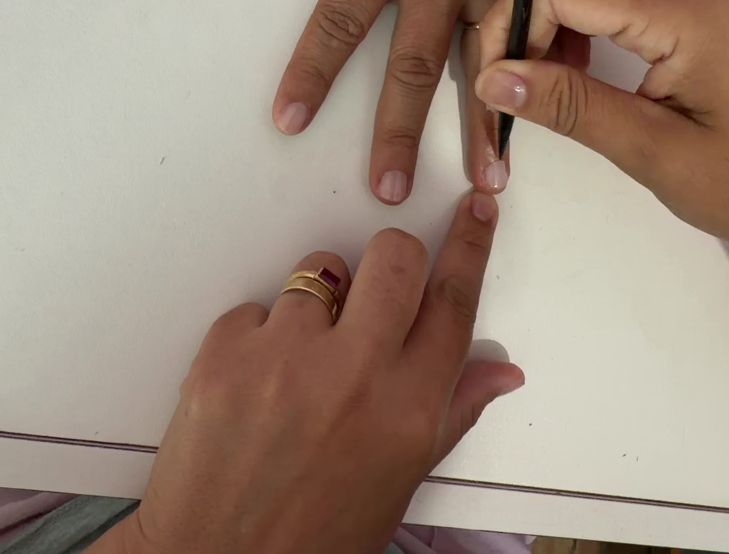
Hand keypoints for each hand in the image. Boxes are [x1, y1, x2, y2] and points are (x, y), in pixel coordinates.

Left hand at [102, 192, 523, 553]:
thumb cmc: (315, 535)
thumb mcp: (399, 481)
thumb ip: (451, 412)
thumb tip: (502, 368)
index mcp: (407, 412)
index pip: (454, 301)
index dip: (470, 244)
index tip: (474, 208)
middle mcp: (353, 376)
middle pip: (395, 255)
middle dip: (392, 259)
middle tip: (376, 290)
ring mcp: (285, 359)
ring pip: (319, 267)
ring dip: (318, 301)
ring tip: (301, 360)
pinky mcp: (226, 352)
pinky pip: (258, 304)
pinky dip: (261, 334)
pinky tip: (256, 383)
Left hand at [216, 0, 612, 202]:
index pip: (338, 22)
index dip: (310, 74)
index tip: (287, 124)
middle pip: (414, 67)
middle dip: (398, 131)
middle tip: (388, 192)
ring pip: (488, 65)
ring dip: (487, 125)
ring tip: (490, 186)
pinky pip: (545, 33)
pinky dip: (548, 75)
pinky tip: (557, 119)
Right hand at [472, 0, 728, 260]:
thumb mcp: (656, 153)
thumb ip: (570, 106)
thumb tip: (489, 77)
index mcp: (684, 9)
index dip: (509, 26)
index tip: (492, 86)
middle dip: (525, 21)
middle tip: (509, 86)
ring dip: (553, 22)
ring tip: (542, 84)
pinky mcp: (705, 8)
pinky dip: (585, 25)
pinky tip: (582, 72)